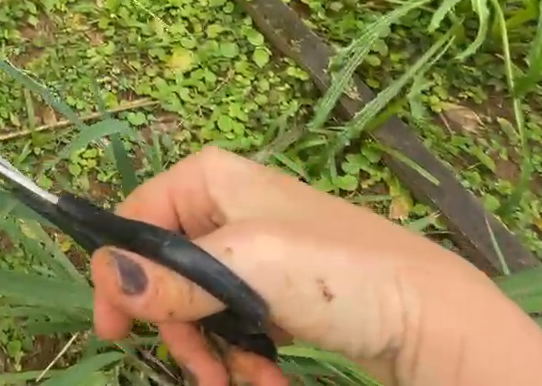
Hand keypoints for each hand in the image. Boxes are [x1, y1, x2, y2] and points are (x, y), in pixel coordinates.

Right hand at [91, 147, 541, 385]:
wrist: (437, 321)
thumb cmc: (333, 272)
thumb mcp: (243, 270)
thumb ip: (170, 276)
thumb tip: (104, 278)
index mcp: (208, 177)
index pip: (136, 218)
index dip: (120, 272)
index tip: (115, 331)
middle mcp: (224, 204)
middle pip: (165, 267)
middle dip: (179, 326)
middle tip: (201, 373)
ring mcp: (255, 248)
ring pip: (198, 301)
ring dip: (213, 350)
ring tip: (244, 383)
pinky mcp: (280, 288)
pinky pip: (236, 320)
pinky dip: (244, 355)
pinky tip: (269, 378)